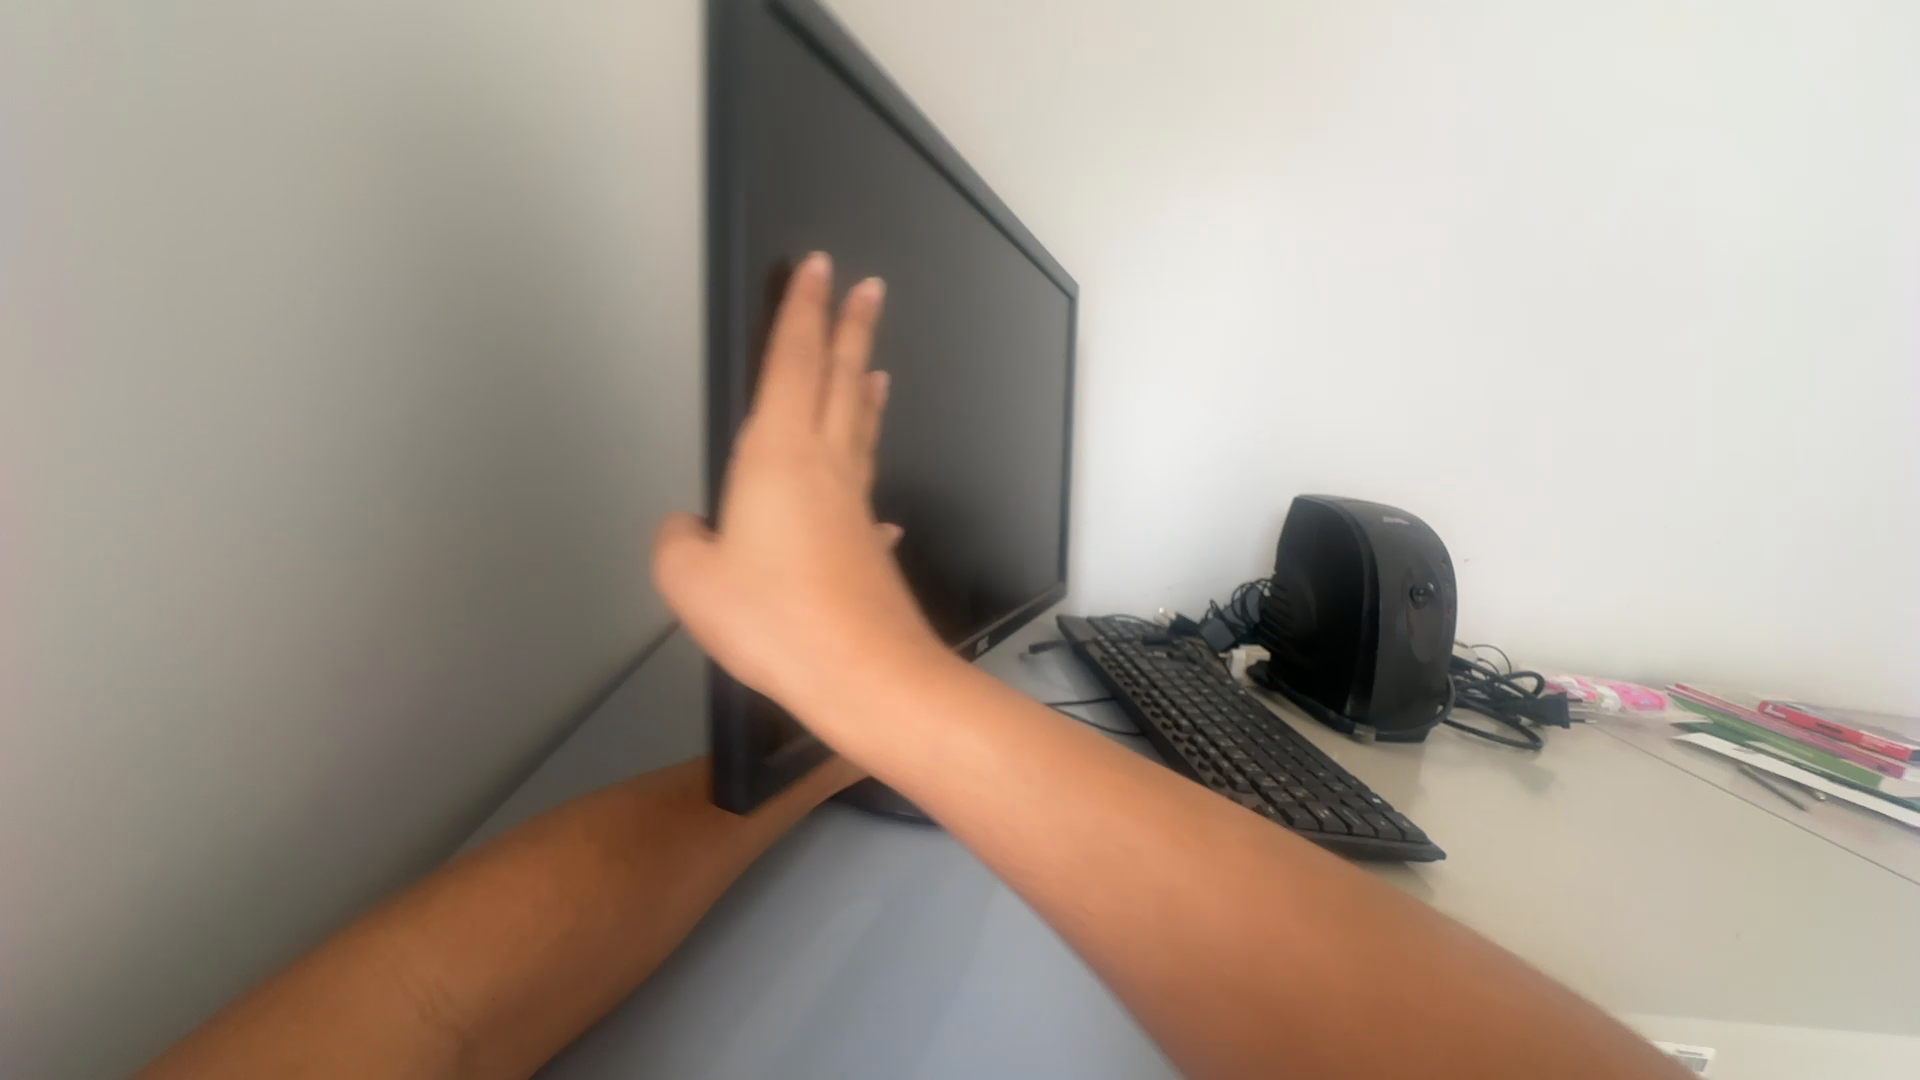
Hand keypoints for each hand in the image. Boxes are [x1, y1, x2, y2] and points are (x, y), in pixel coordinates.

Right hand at [652, 253, 944, 720]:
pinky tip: (872, 496)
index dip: (802, 312)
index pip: (792, 363)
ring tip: (875, 367)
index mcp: (778, 459)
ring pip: (861, 430)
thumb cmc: (778, 622)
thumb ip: (679, 544)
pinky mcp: (870, 544)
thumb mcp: (692, 582)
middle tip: (868, 289)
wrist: (862, 673)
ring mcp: (856, 506)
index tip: (819, 270)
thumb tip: (688, 531)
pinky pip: (867, 494)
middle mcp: (826, 470)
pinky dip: (867, 477)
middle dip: (852, 328)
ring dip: (865, 391)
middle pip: (842, 380)